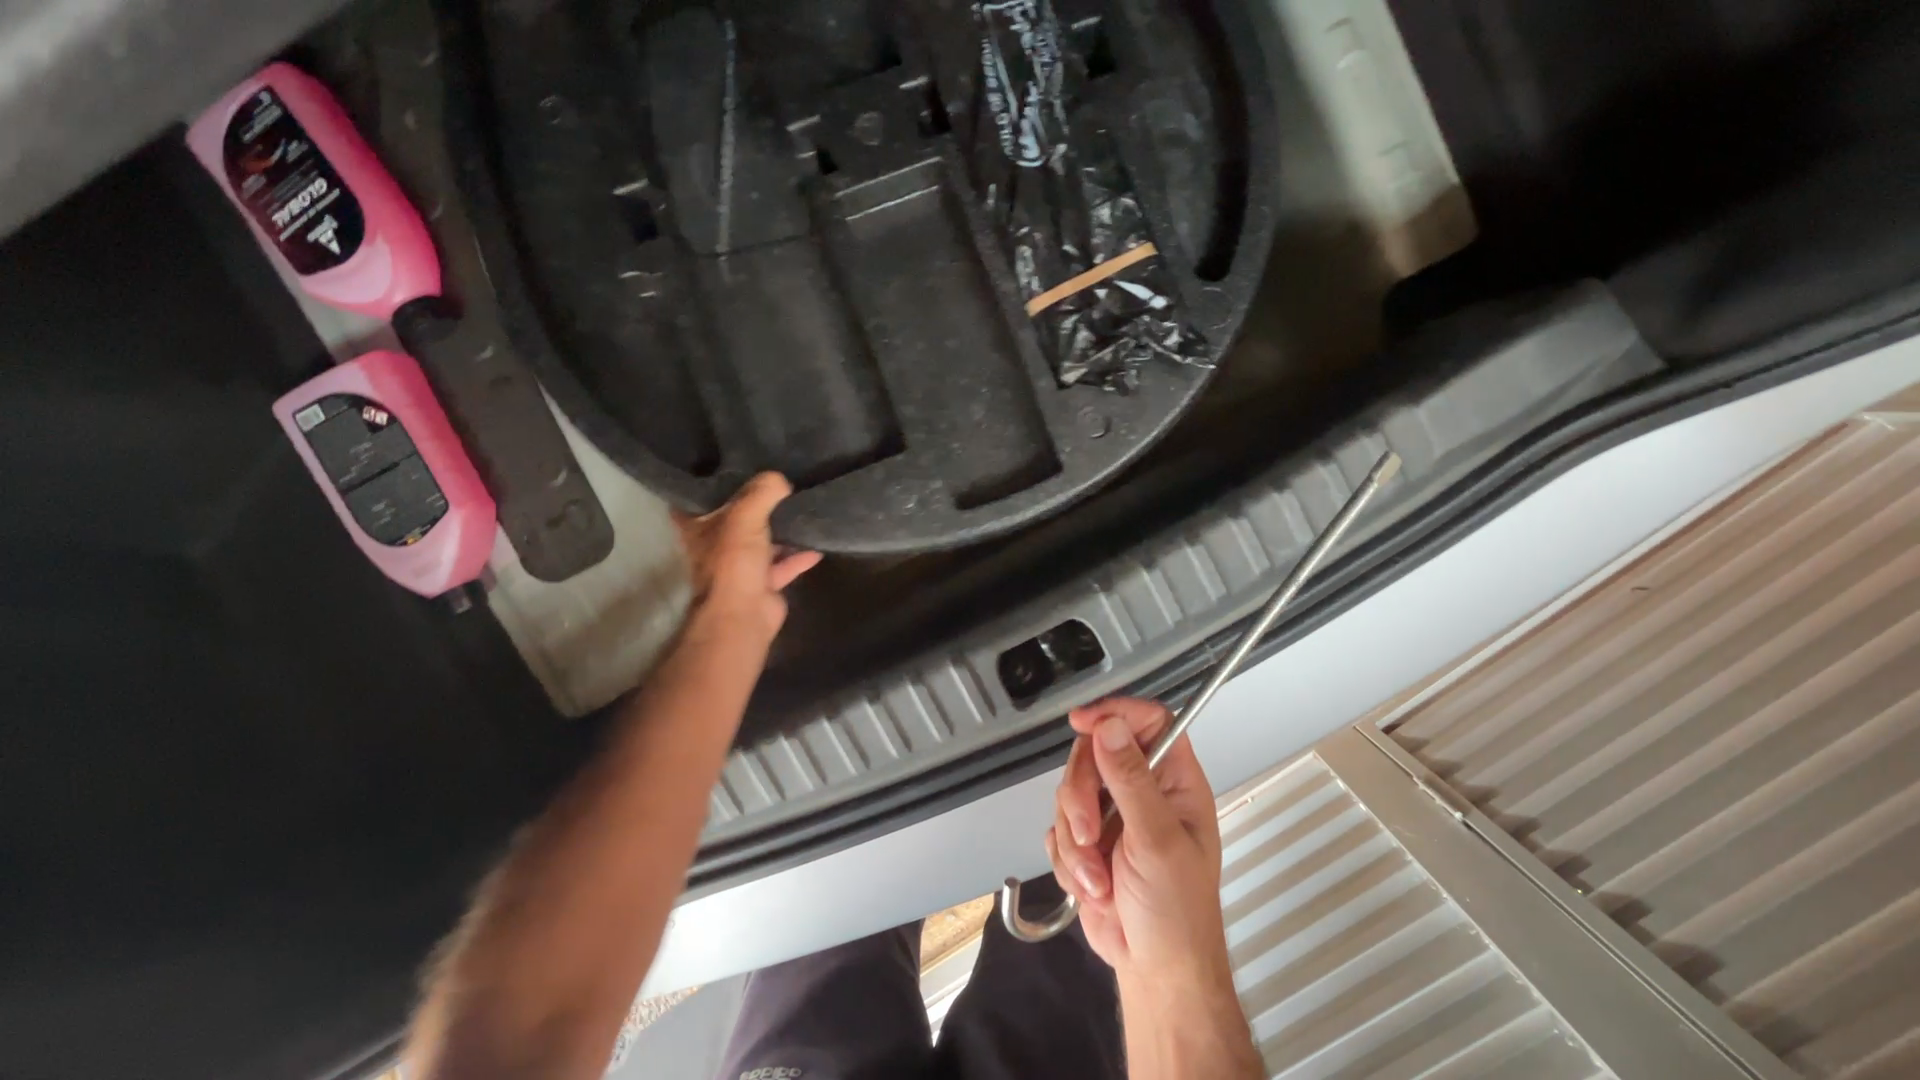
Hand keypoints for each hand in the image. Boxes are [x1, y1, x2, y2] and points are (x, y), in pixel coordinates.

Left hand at [676, 473, 820, 646]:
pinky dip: (799, 554)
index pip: (700, 496)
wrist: (743, 615)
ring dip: (781, 529)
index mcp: (698, 525)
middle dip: (757, 502)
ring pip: (762, 540)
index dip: (715, 479)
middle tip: (779, 478)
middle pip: (737, 516)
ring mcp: (739, 565)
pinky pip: (784, 563)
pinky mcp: (763, 583)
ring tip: (803, 506)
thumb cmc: (733, 560)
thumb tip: (781, 479)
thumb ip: (763, 491)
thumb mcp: (745, 515)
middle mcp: (715, 543)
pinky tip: (818, 542)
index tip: (734, 460)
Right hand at [1047, 698, 1232, 996]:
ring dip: (1075, 843)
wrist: (1155, 971)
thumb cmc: (1176, 910)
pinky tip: (1092, 886)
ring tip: (1099, 879)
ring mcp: (1112, 818)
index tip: (1082, 724)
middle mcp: (1142, 791)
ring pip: (1069, 795)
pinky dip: (1068, 861)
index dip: (1116, 714)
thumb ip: (1131, 780)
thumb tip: (1110, 725)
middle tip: (1088, 833)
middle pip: (1093, 755)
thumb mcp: (1157, 840)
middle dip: (1081, 797)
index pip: (1148, 722)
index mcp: (1174, 781)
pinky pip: (1058, 831)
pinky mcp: (1087, 844)